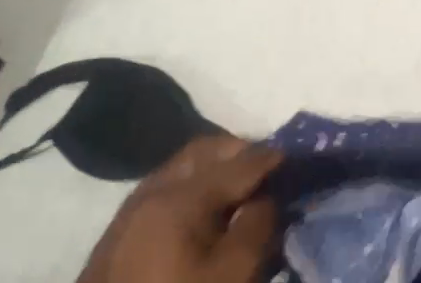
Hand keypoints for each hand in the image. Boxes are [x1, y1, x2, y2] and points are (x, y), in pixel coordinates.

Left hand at [77, 136, 282, 282]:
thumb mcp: (233, 274)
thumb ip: (259, 225)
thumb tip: (265, 197)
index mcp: (183, 196)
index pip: (244, 160)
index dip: (277, 158)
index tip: (301, 160)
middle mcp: (154, 190)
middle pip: (207, 150)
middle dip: (243, 153)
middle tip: (270, 174)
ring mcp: (131, 212)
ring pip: (184, 167)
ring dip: (216, 169)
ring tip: (241, 194)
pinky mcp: (119, 236)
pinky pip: (166, 190)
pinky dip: (194, 189)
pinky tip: (206, 216)